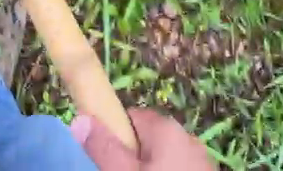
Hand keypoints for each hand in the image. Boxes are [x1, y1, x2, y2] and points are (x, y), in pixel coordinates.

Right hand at [74, 109, 212, 170]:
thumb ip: (103, 148)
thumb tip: (80, 119)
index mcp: (167, 129)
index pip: (130, 118)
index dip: (113, 138)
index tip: (105, 163)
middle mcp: (188, 139)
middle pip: (147, 143)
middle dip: (132, 162)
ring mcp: (202, 164)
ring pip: (164, 163)